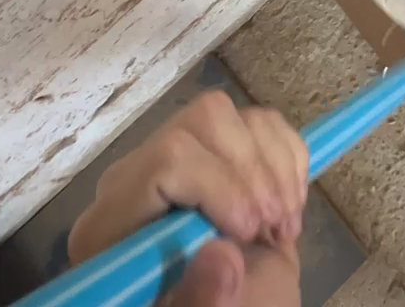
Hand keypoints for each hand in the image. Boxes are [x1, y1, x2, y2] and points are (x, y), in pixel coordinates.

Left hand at [68, 91, 308, 306]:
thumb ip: (198, 300)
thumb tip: (224, 256)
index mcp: (113, 222)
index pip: (168, 160)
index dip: (221, 186)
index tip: (249, 232)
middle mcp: (143, 173)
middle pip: (206, 119)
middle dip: (253, 170)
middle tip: (273, 224)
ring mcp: (186, 153)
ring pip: (240, 116)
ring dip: (277, 167)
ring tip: (283, 222)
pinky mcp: (223, 148)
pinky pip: (266, 122)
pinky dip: (291, 158)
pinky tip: (289, 204)